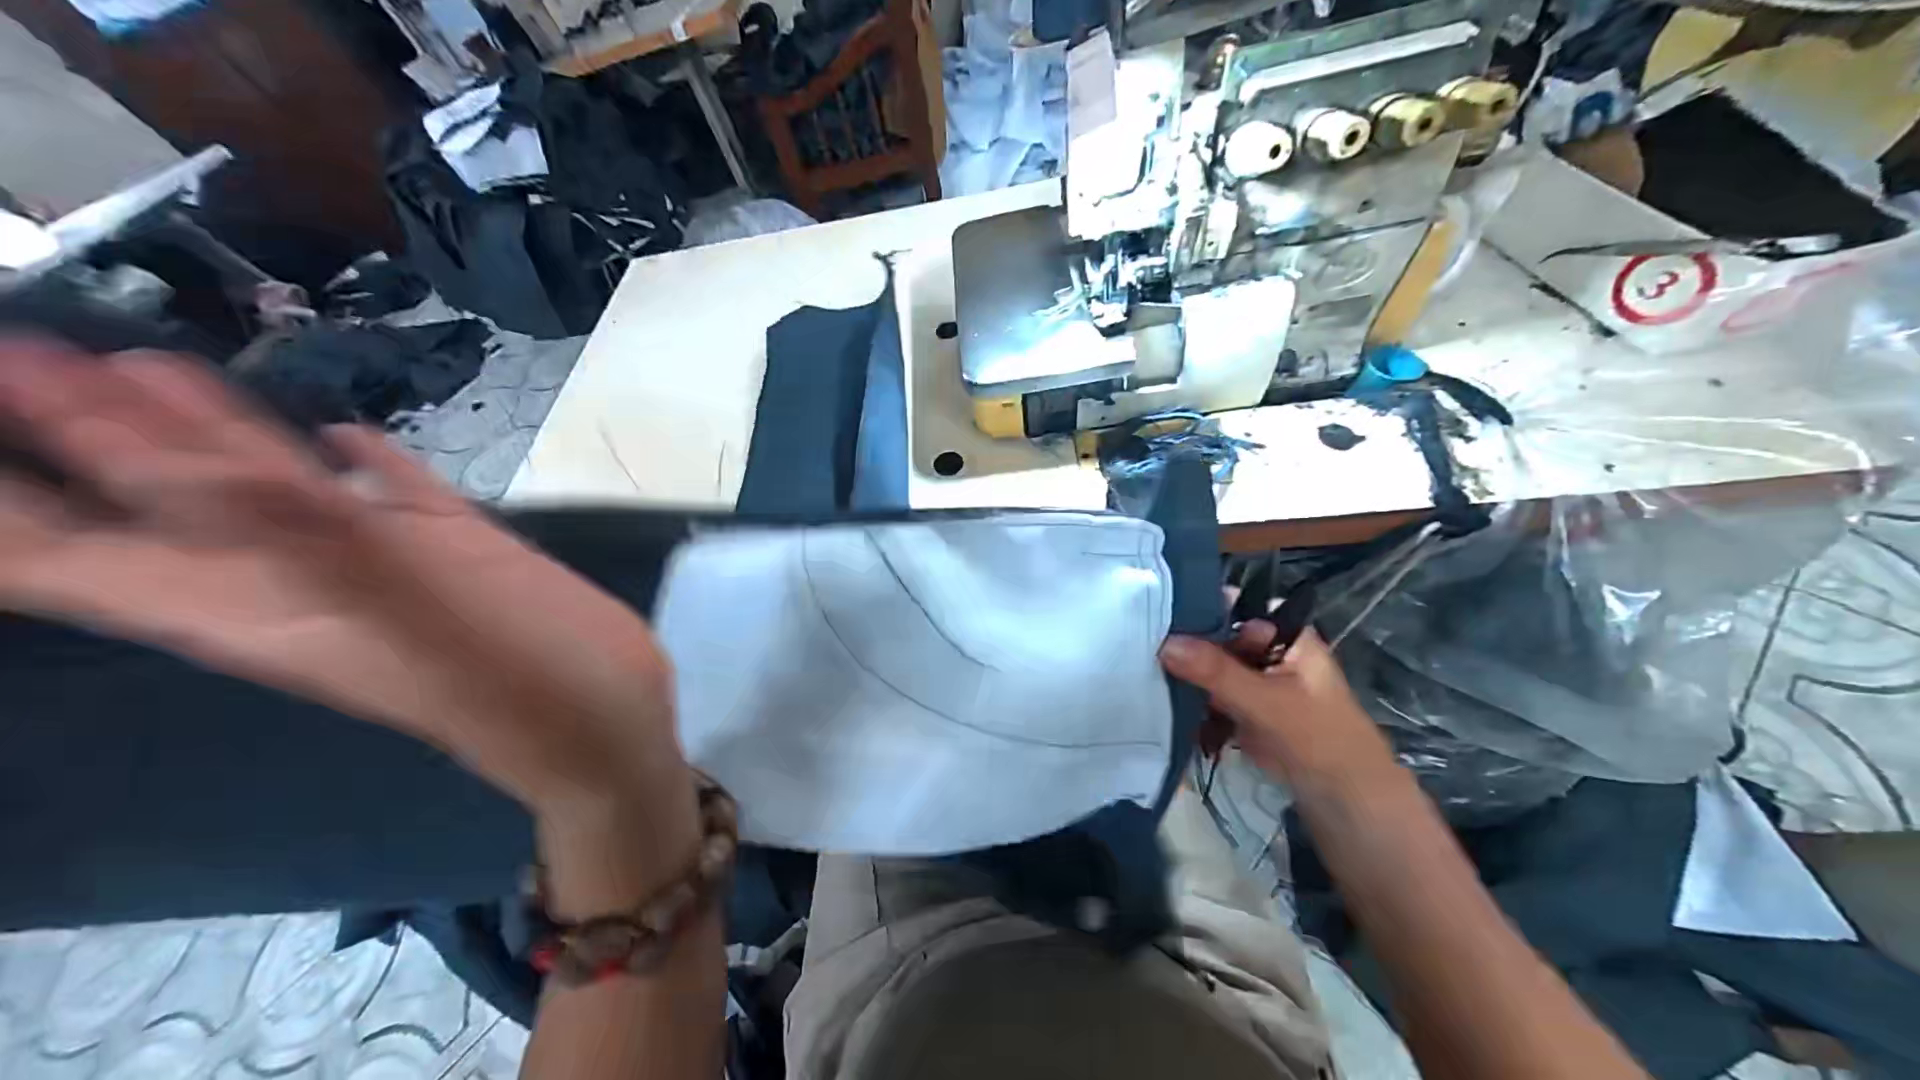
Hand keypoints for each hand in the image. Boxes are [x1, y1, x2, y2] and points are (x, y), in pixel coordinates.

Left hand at [0, 343, 685, 816]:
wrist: (607, 717)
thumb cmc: (519, 684)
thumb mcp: (416, 617)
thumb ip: (317, 543)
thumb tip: (186, 468)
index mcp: (265, 604)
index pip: (77, 554)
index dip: (9, 493)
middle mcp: (306, 579)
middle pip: (164, 509)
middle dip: (88, 439)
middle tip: (25, 356)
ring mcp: (386, 563)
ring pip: (278, 492)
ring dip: (210, 436)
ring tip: (148, 365)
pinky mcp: (459, 551)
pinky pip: (390, 496)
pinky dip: (359, 461)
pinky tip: (343, 432)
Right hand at [1160, 623, 1399, 786]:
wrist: (1345, 804)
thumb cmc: (1318, 740)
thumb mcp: (1266, 701)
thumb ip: (1215, 670)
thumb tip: (1164, 642)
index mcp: (1288, 637)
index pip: (1237, 610)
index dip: (1201, 610)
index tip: (1160, 615)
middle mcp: (1271, 653)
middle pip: (1220, 639)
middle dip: (1187, 647)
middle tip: (1147, 647)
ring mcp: (1257, 684)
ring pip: (1211, 669)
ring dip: (1185, 676)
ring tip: (1150, 675)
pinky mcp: (1244, 711)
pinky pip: (1210, 696)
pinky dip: (1193, 701)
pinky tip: (1167, 702)